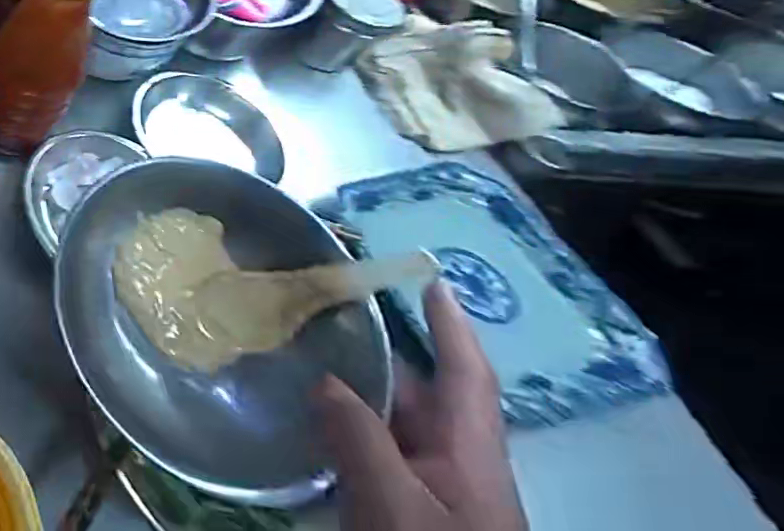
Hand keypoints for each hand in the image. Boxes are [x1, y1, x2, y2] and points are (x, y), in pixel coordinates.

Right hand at [314, 281, 526, 530]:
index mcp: (470, 455)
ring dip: (362, 389)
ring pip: (398, 425)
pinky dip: (351, 428)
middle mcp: (458, 466)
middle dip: (386, 351)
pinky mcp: (411, 515)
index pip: (466, 373)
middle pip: (424, 394)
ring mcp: (436, 494)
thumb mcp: (392, 507)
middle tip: (335, 311)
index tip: (430, 276)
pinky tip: (316, 422)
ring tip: (313, 354)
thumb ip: (358, 437)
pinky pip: (380, 454)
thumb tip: (325, 379)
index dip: (451, 323)